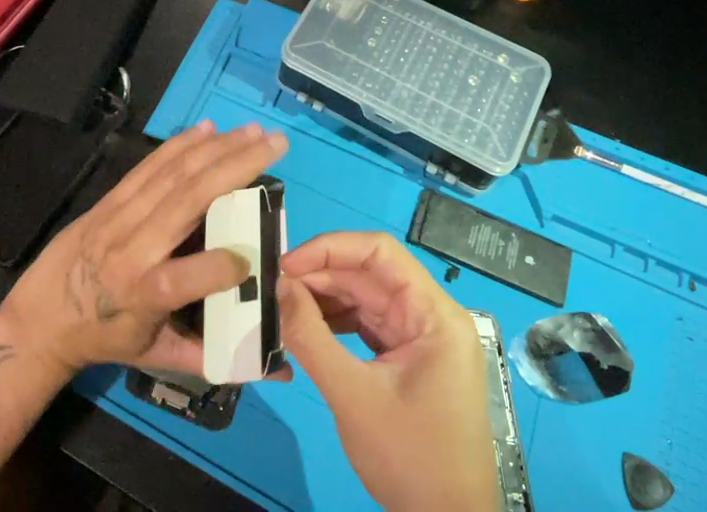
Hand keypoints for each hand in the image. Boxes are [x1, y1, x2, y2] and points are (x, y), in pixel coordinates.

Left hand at [0, 120, 285, 376]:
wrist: (42, 315)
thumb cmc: (107, 338)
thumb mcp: (158, 356)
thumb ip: (217, 357)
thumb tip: (277, 370)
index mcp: (144, 295)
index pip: (185, 278)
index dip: (221, 267)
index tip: (255, 258)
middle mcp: (131, 250)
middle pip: (186, 201)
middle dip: (235, 168)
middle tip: (277, 145)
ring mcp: (118, 218)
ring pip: (172, 175)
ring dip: (216, 148)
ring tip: (253, 131)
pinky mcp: (109, 200)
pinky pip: (148, 167)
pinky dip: (180, 145)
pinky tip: (208, 129)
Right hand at [278, 231, 499, 511]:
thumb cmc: (410, 457)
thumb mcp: (353, 395)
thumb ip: (311, 337)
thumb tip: (278, 287)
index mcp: (434, 315)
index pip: (380, 252)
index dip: (329, 248)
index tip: (285, 265)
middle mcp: (430, 316)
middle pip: (368, 274)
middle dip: (318, 277)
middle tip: (272, 291)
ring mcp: (419, 339)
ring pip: (363, 298)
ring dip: (322, 300)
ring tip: (281, 310)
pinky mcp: (406, 360)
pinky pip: (365, 325)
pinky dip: (333, 324)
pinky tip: (303, 330)